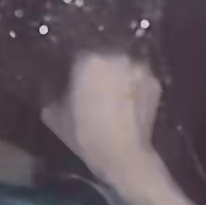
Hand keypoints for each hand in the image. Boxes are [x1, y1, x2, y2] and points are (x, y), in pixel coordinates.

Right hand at [42, 53, 165, 194]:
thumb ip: (52, 90)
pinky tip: (127, 99)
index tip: (69, 71)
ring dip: (116, 71)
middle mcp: (118, 55)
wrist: (124, 156)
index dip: (72, 61)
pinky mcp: (156, 82)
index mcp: (89, 58)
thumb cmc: (85, 134)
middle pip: (103, 51)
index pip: (77, 48)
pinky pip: (138, 76)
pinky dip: (132, 84)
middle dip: (97, 64)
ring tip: (111, 89)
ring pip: (123, 62)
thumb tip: (50, 81)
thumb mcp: (54, 113)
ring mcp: (140, 67)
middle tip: (90, 79)